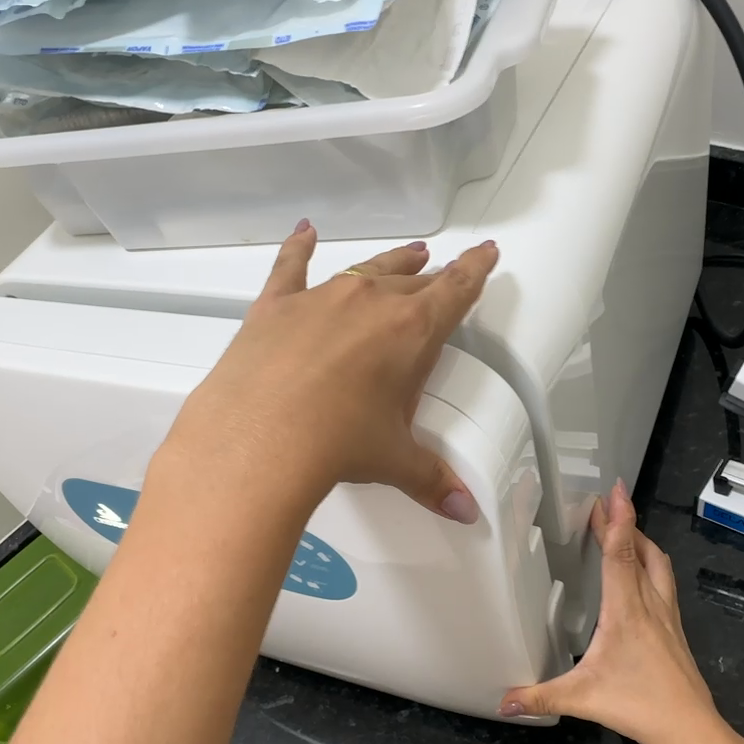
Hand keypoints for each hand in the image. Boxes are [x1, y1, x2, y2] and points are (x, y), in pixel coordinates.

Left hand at [168, 221, 498, 523]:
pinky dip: (297, 249)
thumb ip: (433, 480)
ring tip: (407, 255)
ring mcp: (319, 299)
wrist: (258, 439)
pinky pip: (290, 267)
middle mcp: (369, 303)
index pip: (454, 291)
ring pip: (364, 271)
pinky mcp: (275, 307)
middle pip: (411, 281)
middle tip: (445, 268)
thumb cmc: (336, 443)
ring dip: (388, 263)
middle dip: (433, 275)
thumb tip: (463, 511)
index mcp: (410, 331)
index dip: (474, 271)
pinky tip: (304, 232)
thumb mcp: (394, 461)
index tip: (485, 252)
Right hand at [497, 481, 726, 743]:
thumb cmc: (637, 705)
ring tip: (626, 530)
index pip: (620, 554)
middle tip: (608, 503)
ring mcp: (667, 615)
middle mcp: (650, 604)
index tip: (613, 491)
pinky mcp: (675, 628)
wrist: (689, 726)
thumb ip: (540, 696)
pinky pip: (664, 583)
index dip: (616, 519)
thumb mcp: (581, 699)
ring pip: (659, 564)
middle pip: (641, 550)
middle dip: (625, 522)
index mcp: (625, 611)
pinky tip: (641, 576)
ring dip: (642, 542)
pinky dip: (651, 565)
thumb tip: (503, 702)